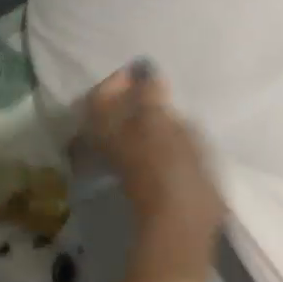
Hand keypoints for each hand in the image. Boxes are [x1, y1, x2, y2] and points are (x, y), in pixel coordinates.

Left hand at [84, 59, 222, 231]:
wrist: (181, 213)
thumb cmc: (166, 162)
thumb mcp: (156, 119)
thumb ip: (148, 93)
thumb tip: (144, 71)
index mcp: (105, 127)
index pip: (101, 94)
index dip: (120, 79)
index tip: (146, 69)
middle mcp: (109, 141)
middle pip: (111, 112)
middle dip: (130, 96)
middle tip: (156, 82)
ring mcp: (129, 158)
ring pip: (129, 126)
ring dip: (144, 112)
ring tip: (168, 102)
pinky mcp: (149, 171)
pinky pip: (147, 141)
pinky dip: (156, 129)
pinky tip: (175, 126)